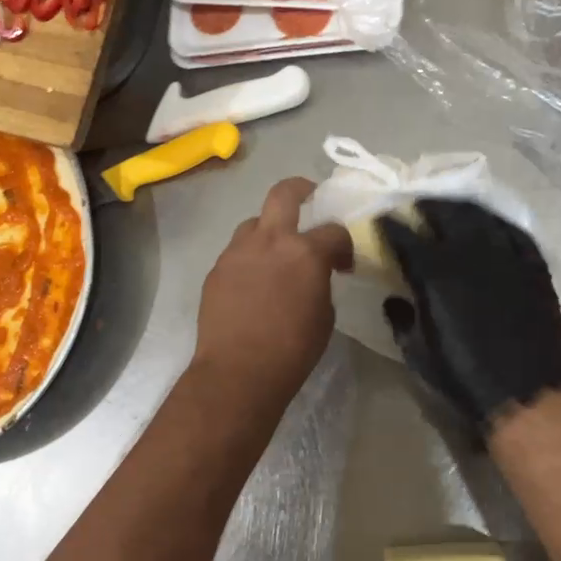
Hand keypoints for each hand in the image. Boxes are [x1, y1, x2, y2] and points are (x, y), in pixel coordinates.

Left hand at [192, 178, 352, 403]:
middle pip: (284, 193)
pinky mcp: (216, 269)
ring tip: (274, 255)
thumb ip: (320, 283)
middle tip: (309, 200)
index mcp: (305, 252)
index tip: (343, 263)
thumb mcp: (323, 316)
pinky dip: (249, 258)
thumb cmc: (292, 350)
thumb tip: (313, 276)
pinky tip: (252, 283)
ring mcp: (237, 252)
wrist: (238, 371)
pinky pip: (236, 252)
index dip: (344, 245)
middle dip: (300, 190)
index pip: (334, 230)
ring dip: (268, 231)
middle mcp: (269, 241)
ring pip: (254, 223)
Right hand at [379, 199, 560, 432]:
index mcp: (434, 273)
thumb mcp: (417, 351)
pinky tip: (491, 224)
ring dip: (462, 208)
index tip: (381, 219)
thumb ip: (401, 319)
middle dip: (427, 206)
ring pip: (482, 215)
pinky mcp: (534, 266)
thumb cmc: (463, 374)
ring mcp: (506, 255)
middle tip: (416, 205)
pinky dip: (498, 224)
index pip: (405, 236)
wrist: (524, 390)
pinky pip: (515, 232)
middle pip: (446, 213)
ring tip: (451, 207)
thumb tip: (393, 300)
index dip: (390, 225)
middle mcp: (469, 252)